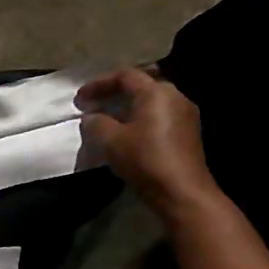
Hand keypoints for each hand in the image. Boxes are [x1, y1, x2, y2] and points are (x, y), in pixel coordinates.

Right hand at [77, 68, 219, 214]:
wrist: (182, 192)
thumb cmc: (144, 159)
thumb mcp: (109, 140)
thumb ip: (95, 122)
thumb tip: (92, 117)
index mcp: (156, 93)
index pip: (125, 76)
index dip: (99, 84)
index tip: (80, 98)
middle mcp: (175, 97)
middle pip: (142, 85)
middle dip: (115, 92)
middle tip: (95, 104)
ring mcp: (186, 115)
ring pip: (151, 101)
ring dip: (127, 106)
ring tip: (107, 119)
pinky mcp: (188, 133)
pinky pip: (159, 116)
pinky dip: (140, 118)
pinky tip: (127, 133)